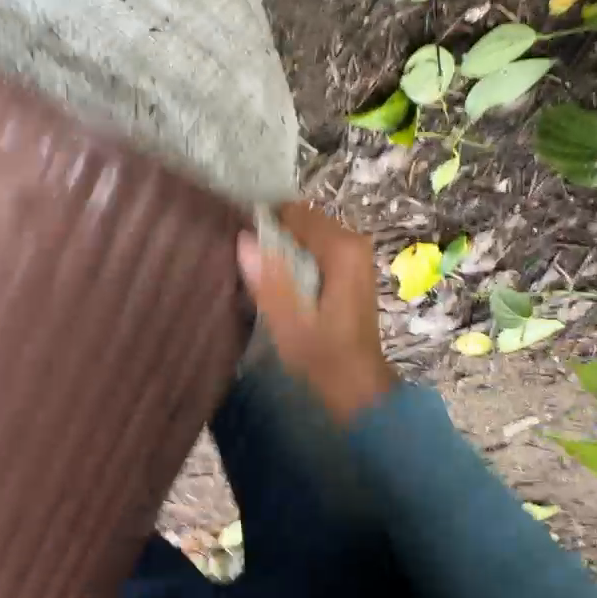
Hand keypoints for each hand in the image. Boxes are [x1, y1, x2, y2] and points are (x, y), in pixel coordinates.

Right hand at [236, 204, 397, 425]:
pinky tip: (279, 285)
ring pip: (307, 234)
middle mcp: (353, 242)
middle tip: (246, 265)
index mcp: (341, 248)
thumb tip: (243, 238)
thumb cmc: (322, 355)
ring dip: (281, 249)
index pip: (292, 213)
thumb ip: (268, 278)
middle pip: (301, 221)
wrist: (356, 385)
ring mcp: (355, 255)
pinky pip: (314, 249)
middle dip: (272, 236)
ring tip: (259, 275)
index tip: (240, 248)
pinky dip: (294, 259)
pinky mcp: (350, 270)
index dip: (263, 225)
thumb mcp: (288, 320)